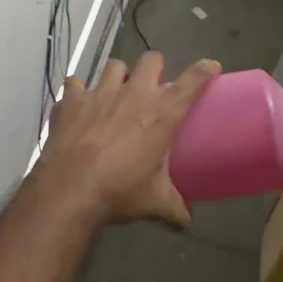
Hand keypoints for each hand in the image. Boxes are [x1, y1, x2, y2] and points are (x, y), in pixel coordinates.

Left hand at [32, 52, 220, 227]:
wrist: (71, 188)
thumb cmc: (121, 191)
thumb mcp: (156, 202)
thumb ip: (175, 209)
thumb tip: (186, 221)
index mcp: (161, 113)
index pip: (192, 82)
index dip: (204, 70)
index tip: (210, 66)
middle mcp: (133, 93)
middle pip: (151, 60)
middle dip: (154, 68)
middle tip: (152, 86)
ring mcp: (100, 91)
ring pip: (114, 65)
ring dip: (118, 76)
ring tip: (115, 93)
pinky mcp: (73, 99)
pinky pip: (76, 84)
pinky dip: (78, 93)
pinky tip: (80, 106)